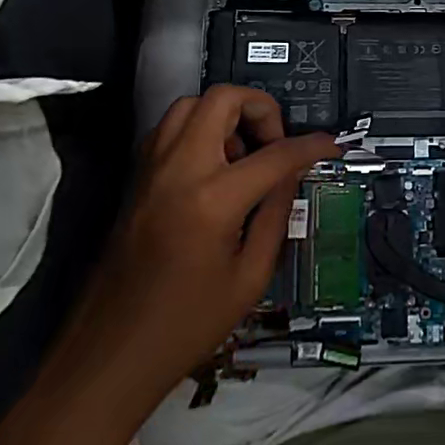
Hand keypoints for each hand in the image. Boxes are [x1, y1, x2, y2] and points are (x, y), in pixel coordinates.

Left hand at [0, 88, 333, 444]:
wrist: (113, 346)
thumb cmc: (188, 323)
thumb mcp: (250, 277)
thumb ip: (276, 215)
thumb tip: (292, 175)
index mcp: (213, 198)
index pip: (274, 154)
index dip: (311, 146)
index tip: (331, 145)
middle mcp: (179, 166)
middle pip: (222, 98)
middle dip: (260, 108)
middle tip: (274, 144)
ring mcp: (151, 165)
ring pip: (191, 103)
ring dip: (224, 116)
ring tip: (242, 157)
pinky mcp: (136, 173)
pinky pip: (170, 127)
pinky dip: (197, 128)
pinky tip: (212, 167)